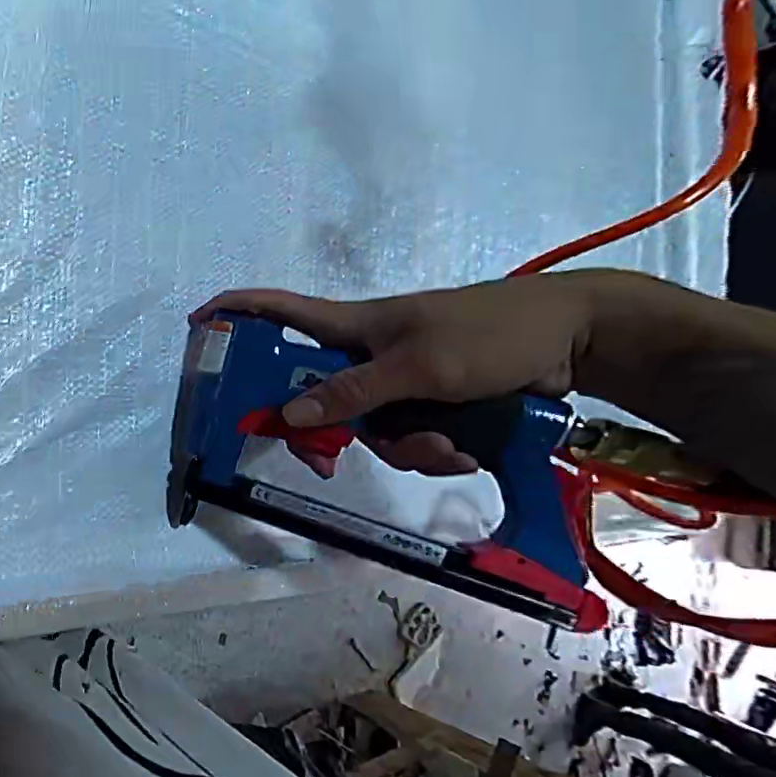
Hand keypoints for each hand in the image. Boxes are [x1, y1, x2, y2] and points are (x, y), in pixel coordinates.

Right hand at [192, 274, 605, 474]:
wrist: (573, 341)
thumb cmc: (490, 332)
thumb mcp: (418, 364)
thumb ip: (353, 391)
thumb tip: (289, 414)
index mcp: (353, 328)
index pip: (281, 311)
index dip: (238, 312)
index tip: (202, 323)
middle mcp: (365, 356)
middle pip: (314, 397)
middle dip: (328, 434)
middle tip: (325, 465)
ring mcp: (396, 383)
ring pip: (367, 429)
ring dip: (404, 447)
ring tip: (447, 444)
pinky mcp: (427, 404)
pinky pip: (406, 439)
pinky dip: (433, 449)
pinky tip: (464, 448)